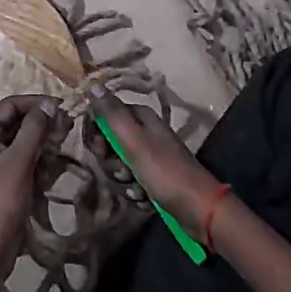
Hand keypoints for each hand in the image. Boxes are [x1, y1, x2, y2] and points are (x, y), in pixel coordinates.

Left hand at [0, 94, 54, 274]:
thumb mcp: (18, 161)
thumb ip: (34, 130)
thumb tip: (50, 105)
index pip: (11, 105)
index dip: (36, 102)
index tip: (63, 107)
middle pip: (18, 122)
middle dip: (43, 123)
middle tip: (69, 127)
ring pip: (25, 141)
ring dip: (44, 142)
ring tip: (65, 145)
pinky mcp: (8, 180)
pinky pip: (27, 160)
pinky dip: (41, 160)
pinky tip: (56, 165)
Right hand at [91, 92, 223, 236]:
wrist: (198, 208)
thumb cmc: (165, 171)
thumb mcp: (135, 141)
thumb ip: (112, 114)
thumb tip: (92, 84)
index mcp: (141, 117)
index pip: (104, 117)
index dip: (97, 135)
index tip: (100, 151)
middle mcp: (144, 133)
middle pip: (109, 145)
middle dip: (112, 164)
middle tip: (125, 173)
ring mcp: (149, 157)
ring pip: (118, 167)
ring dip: (124, 183)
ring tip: (139, 190)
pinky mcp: (152, 178)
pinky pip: (130, 183)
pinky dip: (135, 193)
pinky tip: (146, 199)